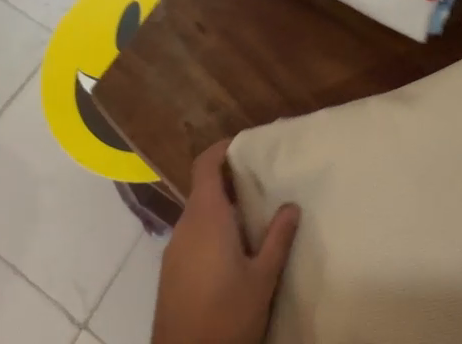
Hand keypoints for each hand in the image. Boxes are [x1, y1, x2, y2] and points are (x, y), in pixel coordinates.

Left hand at [153, 139, 300, 343]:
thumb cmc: (227, 315)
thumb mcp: (263, 278)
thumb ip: (278, 239)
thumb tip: (291, 205)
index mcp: (206, 216)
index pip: (205, 165)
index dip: (221, 150)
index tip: (243, 146)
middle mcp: (184, 225)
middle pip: (203, 189)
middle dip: (229, 184)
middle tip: (260, 187)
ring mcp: (173, 248)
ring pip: (197, 215)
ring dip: (220, 211)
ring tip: (252, 221)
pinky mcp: (170, 271)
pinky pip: (191, 237)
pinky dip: (209, 232)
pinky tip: (232, 254)